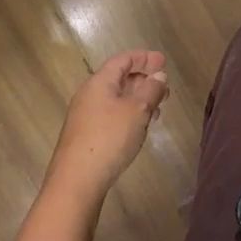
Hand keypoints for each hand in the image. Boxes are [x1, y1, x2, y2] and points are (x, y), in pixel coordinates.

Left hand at [45, 50, 169, 198]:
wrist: (75, 182)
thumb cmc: (109, 138)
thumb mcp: (138, 110)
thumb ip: (151, 89)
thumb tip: (159, 76)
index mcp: (99, 82)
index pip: (123, 59)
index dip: (145, 58)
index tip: (163, 62)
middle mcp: (89, 95)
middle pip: (119, 78)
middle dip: (144, 80)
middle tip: (165, 88)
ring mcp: (85, 116)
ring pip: (116, 99)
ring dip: (138, 100)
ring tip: (157, 110)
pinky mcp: (85, 136)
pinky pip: (111, 115)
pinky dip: (128, 114)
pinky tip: (139, 128)